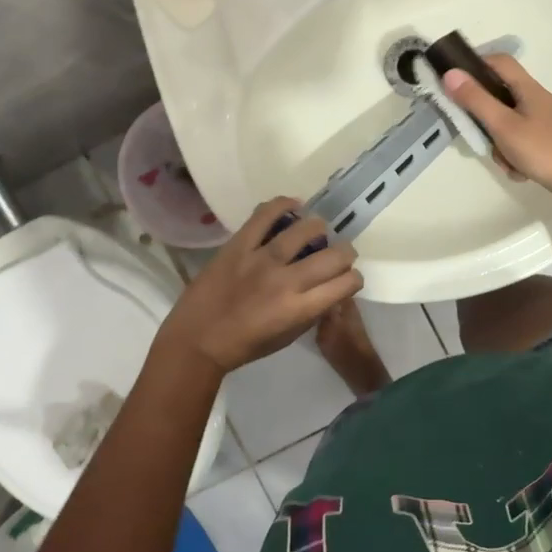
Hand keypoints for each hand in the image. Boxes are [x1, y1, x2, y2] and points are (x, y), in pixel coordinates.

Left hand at [150, 198, 363, 374]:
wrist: (197, 341)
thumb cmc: (245, 346)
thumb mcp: (288, 337)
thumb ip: (312, 312)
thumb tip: (330, 292)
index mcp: (300, 309)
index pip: (345, 284)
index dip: (353, 279)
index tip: (347, 278)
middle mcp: (286, 281)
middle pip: (334, 256)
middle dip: (345, 254)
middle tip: (339, 254)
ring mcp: (261, 260)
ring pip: (304, 230)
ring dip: (319, 228)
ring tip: (318, 229)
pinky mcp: (238, 246)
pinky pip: (264, 215)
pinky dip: (283, 205)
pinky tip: (294, 205)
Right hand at [443, 55, 551, 192]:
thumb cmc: (541, 150)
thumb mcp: (503, 126)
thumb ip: (476, 100)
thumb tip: (450, 73)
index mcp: (530, 89)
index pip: (500, 61)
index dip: (476, 63)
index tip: (456, 80)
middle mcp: (539, 99)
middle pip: (502, 96)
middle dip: (487, 117)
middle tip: (480, 133)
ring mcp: (546, 120)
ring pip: (510, 122)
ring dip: (501, 141)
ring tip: (506, 159)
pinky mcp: (549, 139)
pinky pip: (521, 139)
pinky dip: (515, 153)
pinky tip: (520, 169)